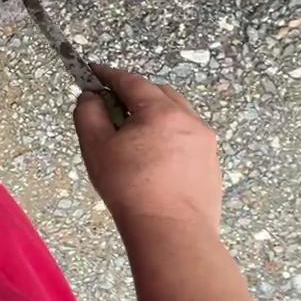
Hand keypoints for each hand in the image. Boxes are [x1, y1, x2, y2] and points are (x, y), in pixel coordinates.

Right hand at [74, 66, 222, 238]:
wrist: (171, 230)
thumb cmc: (128, 184)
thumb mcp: (95, 143)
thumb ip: (88, 111)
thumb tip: (92, 97)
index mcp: (162, 113)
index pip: (132, 81)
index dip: (108, 74)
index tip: (91, 70)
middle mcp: (191, 122)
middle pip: (160, 93)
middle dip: (134, 91)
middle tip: (110, 101)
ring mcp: (206, 144)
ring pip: (176, 114)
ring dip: (152, 112)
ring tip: (129, 130)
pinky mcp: (211, 164)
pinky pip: (186, 135)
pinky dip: (166, 131)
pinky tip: (149, 152)